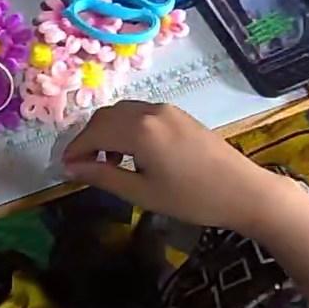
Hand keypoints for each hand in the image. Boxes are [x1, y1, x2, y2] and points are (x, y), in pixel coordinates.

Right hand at [62, 102, 308, 235]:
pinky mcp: (177, 114)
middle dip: (88, 139)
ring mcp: (166, 109)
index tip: (64, 168)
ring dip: (106, 132)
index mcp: (139, 129)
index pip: (93, 133)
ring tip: (107, 164)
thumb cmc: (192, 198)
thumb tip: (71, 169)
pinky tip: (131, 153)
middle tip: (81, 167)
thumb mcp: (142, 193)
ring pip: (122, 112)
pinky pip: (140, 113)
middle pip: (105, 117)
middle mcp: (149, 110)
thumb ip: (103, 177)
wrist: (244, 191)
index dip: (75, 150)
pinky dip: (125, 128)